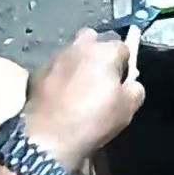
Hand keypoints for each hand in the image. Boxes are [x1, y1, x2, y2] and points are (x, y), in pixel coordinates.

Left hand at [20, 29, 144, 172]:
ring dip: (77, 62)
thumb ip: (135, 90)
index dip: (124, 64)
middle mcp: (79, 47)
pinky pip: (55, 66)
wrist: (50, 135)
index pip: (122, 47)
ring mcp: (55, 57)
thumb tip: (131, 84)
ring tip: (78, 87)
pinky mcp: (38, 70)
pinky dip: (59, 74)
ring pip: (71, 51)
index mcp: (104, 51)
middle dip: (98, 52)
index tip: (121, 81)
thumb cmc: (94, 119)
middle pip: (93, 39)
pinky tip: (60, 94)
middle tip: (99, 77)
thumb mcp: (127, 109)